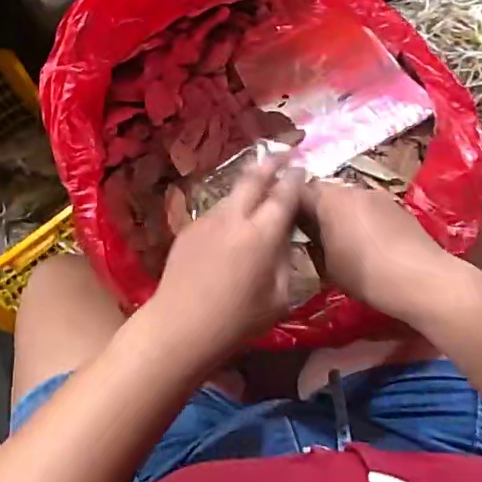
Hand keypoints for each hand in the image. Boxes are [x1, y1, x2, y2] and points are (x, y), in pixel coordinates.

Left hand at [137, 155, 307, 365]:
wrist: (179, 327)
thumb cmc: (237, 321)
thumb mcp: (279, 298)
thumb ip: (285, 260)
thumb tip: (284, 238)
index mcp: (262, 234)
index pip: (284, 194)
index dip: (295, 178)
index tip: (302, 169)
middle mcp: (235, 217)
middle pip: (254, 177)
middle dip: (271, 163)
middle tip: (282, 154)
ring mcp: (208, 220)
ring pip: (232, 194)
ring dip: (247, 188)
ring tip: (257, 191)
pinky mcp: (189, 229)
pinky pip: (216, 212)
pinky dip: (230, 211)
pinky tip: (231, 228)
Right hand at [302, 180, 460, 322]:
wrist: (422, 279)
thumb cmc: (366, 274)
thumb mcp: (328, 266)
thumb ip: (314, 243)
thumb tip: (311, 235)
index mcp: (329, 199)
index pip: (298, 192)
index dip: (290, 207)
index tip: (286, 225)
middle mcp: (353, 189)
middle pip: (326, 193)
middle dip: (318, 210)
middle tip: (313, 234)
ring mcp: (379, 196)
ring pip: (351, 200)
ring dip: (343, 215)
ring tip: (343, 241)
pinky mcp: (399, 207)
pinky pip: (371, 209)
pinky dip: (365, 221)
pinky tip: (370, 244)